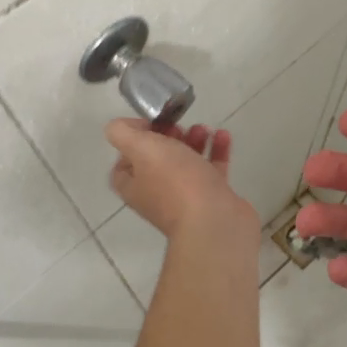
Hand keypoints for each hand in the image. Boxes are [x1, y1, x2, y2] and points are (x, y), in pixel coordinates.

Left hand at [106, 120, 255, 237]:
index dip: (132, 142)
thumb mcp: (142, 149)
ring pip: (187, 165)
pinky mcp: (214, 199)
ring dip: (194, 142)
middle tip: (178, 126)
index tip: (149, 125)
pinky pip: (213, 171)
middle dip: (168, 138)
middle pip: (158, 161)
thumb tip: (124, 128)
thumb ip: (123, 133)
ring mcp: (188, 199)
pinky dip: (216, 151)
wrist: (215, 221)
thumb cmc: (177, 183)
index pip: (123, 164)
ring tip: (203, 129)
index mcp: (135, 186)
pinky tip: (224, 136)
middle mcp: (158, 195)